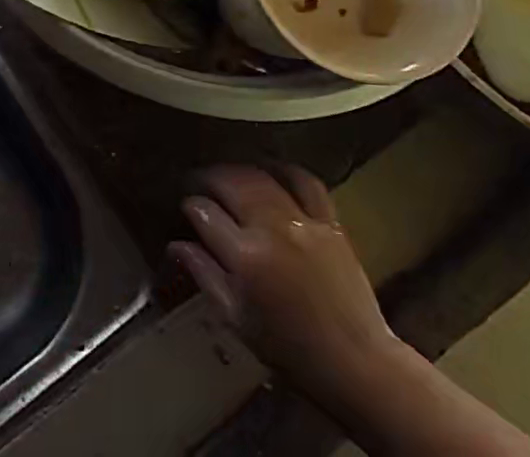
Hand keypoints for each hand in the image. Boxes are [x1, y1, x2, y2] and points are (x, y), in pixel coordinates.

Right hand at [168, 165, 409, 396]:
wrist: (353, 359)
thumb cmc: (288, 348)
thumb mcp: (236, 318)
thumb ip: (204, 274)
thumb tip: (176, 245)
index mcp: (245, 257)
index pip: (205, 213)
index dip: (190, 206)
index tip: (186, 207)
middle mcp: (272, 229)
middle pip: (233, 184)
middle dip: (209, 177)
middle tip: (199, 180)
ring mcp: (303, 221)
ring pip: (264, 177)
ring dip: (241, 170)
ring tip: (228, 174)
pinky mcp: (330, 221)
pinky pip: (306, 182)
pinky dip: (286, 171)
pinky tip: (272, 170)